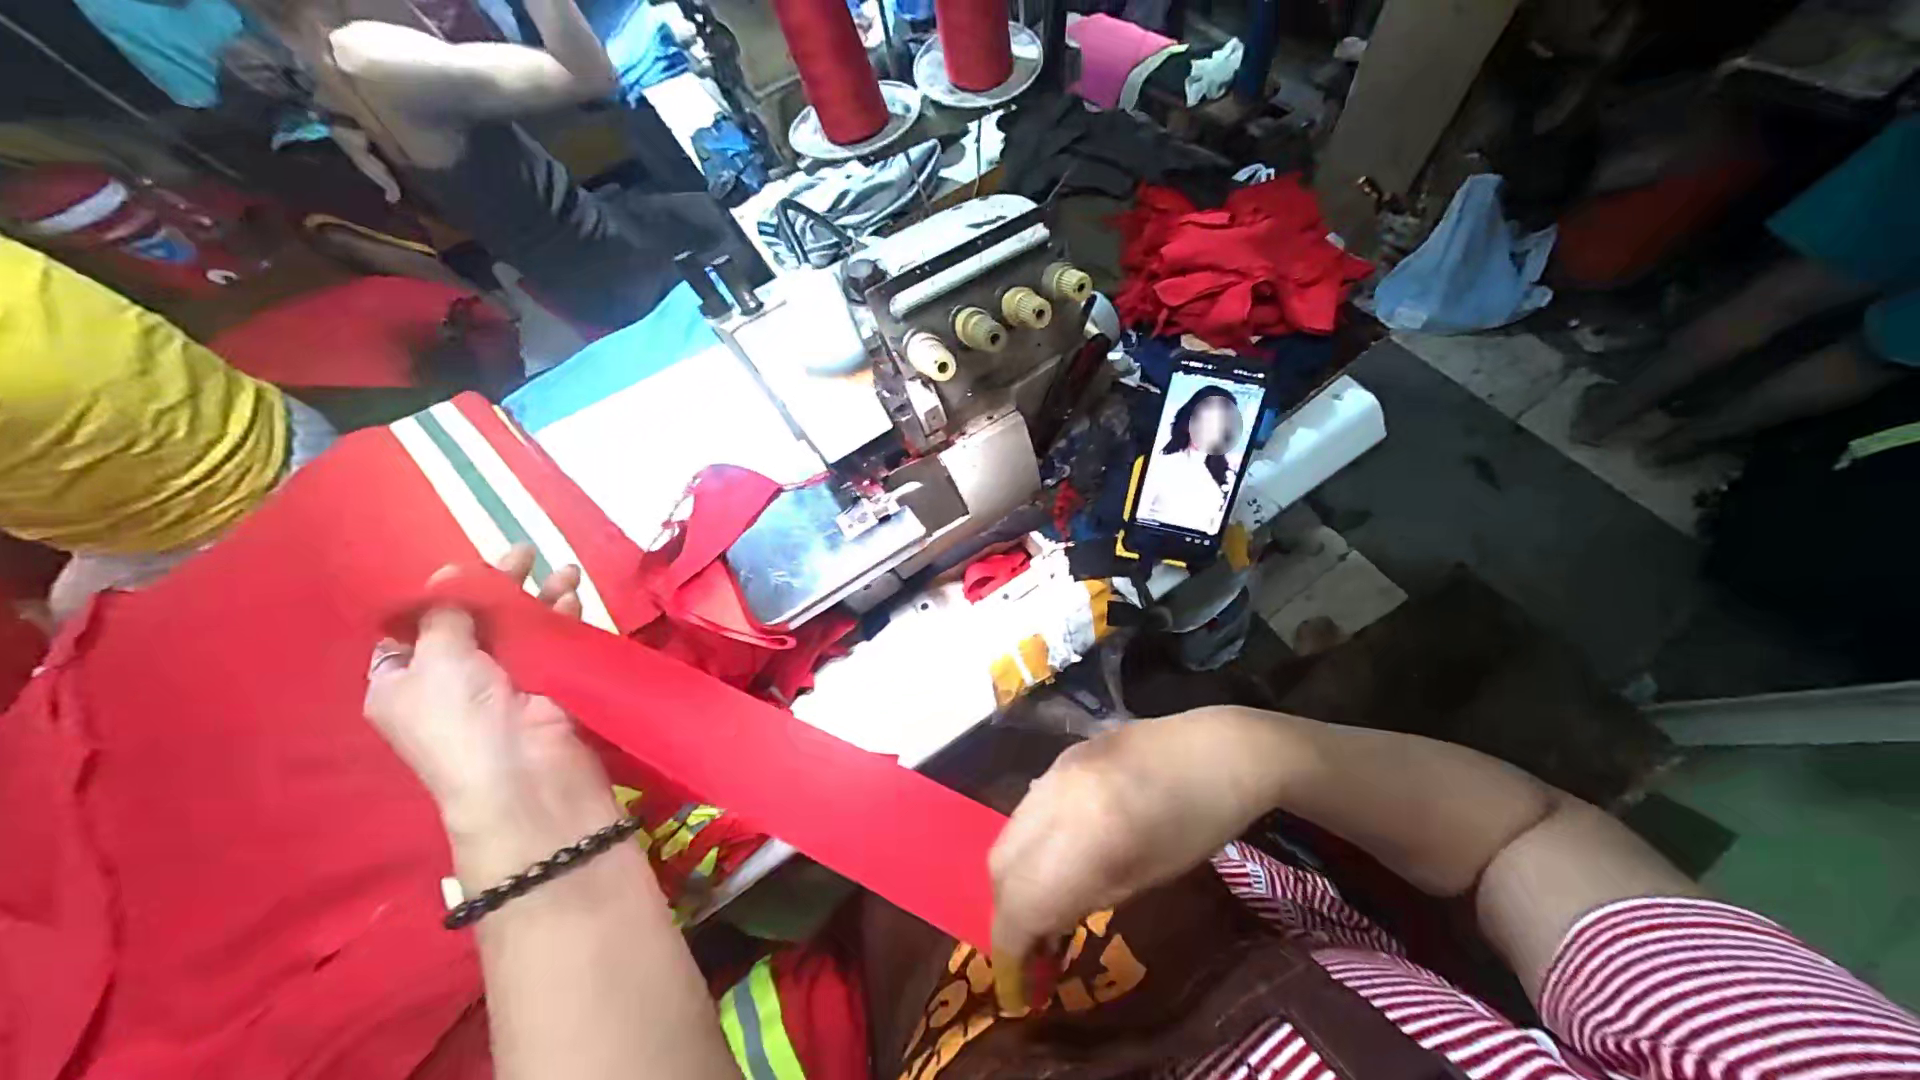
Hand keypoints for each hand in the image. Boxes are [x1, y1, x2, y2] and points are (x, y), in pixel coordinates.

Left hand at [364, 546, 610, 870]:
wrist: (525, 775)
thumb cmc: (461, 717)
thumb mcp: (436, 658)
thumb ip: (446, 610)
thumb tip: (450, 572)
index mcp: (403, 679)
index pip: (418, 625)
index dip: (442, 592)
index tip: (470, 565)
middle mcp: (451, 678)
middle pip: (475, 618)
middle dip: (500, 585)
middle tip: (526, 552)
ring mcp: (503, 681)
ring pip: (519, 625)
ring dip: (540, 596)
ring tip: (565, 571)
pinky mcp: (546, 683)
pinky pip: (551, 640)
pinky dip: (561, 617)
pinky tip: (573, 597)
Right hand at [988, 706, 1292, 1010]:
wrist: (1216, 749)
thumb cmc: (1199, 826)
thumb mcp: (1148, 878)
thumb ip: (1086, 898)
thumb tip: (1042, 925)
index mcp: (1087, 835)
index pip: (1021, 900)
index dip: (1010, 948)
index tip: (1017, 984)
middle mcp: (1056, 798)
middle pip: (1000, 865)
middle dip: (1005, 913)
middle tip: (1029, 947)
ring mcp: (1054, 771)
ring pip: (1007, 834)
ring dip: (1013, 878)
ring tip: (1039, 904)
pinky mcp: (1059, 758)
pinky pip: (1025, 810)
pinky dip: (1027, 843)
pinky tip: (1051, 858)